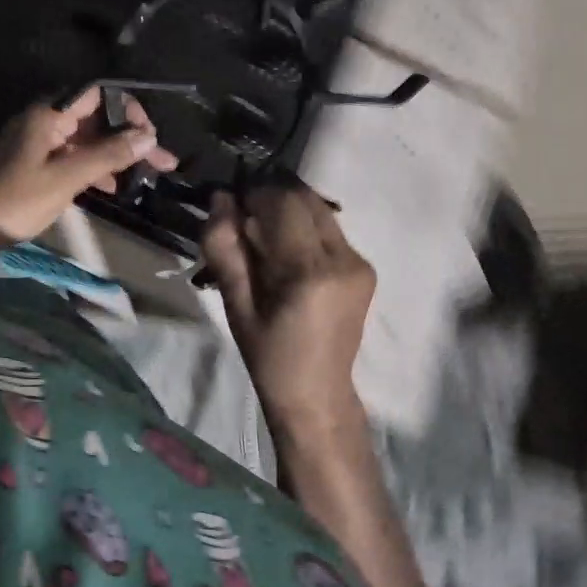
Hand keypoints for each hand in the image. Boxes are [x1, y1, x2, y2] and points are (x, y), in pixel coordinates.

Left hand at [0, 88, 177, 242]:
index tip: (150, 135)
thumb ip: (107, 154)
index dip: (127, 109)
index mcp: (46, 115)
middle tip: (164, 161)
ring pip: (84, 141)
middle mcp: (41, 122)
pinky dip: (92, 169)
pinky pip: (70, 158)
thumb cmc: (17, 200)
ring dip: (114, 156)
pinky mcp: (33, 166)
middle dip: (128, 137)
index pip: (95, 94)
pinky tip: (113, 188)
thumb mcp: (66, 178)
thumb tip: (147, 136)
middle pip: (93, 119)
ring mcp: (36, 144)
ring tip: (149, 175)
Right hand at [200, 183, 375, 430]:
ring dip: (287, 210)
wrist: (316, 391)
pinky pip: (329, 229)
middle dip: (271, 198)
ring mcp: (360, 263)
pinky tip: (284, 252)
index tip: (231, 207)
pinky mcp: (364, 268)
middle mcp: (344, 259)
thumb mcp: (235, 302)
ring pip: (319, 210)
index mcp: (310, 271)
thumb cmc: (267, 352)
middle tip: (243, 219)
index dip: (254, 195)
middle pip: (305, 199)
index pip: (283, 203)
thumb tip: (221, 198)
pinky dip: (302, 226)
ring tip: (262, 237)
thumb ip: (225, 247)